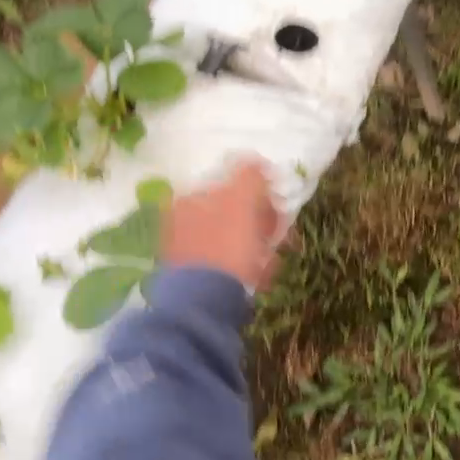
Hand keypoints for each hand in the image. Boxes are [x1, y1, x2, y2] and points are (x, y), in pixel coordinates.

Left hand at [160, 159, 283, 290]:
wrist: (204, 300)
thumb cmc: (227, 245)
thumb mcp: (241, 202)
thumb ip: (249, 176)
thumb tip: (256, 159)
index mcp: (188, 198)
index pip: (231, 184)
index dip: (259, 195)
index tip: (276, 209)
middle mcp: (181, 218)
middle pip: (234, 210)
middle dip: (261, 221)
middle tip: (278, 235)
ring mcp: (186, 246)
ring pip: (235, 235)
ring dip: (259, 244)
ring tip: (271, 260)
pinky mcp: (195, 272)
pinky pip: (230, 258)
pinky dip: (248, 262)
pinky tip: (259, 274)